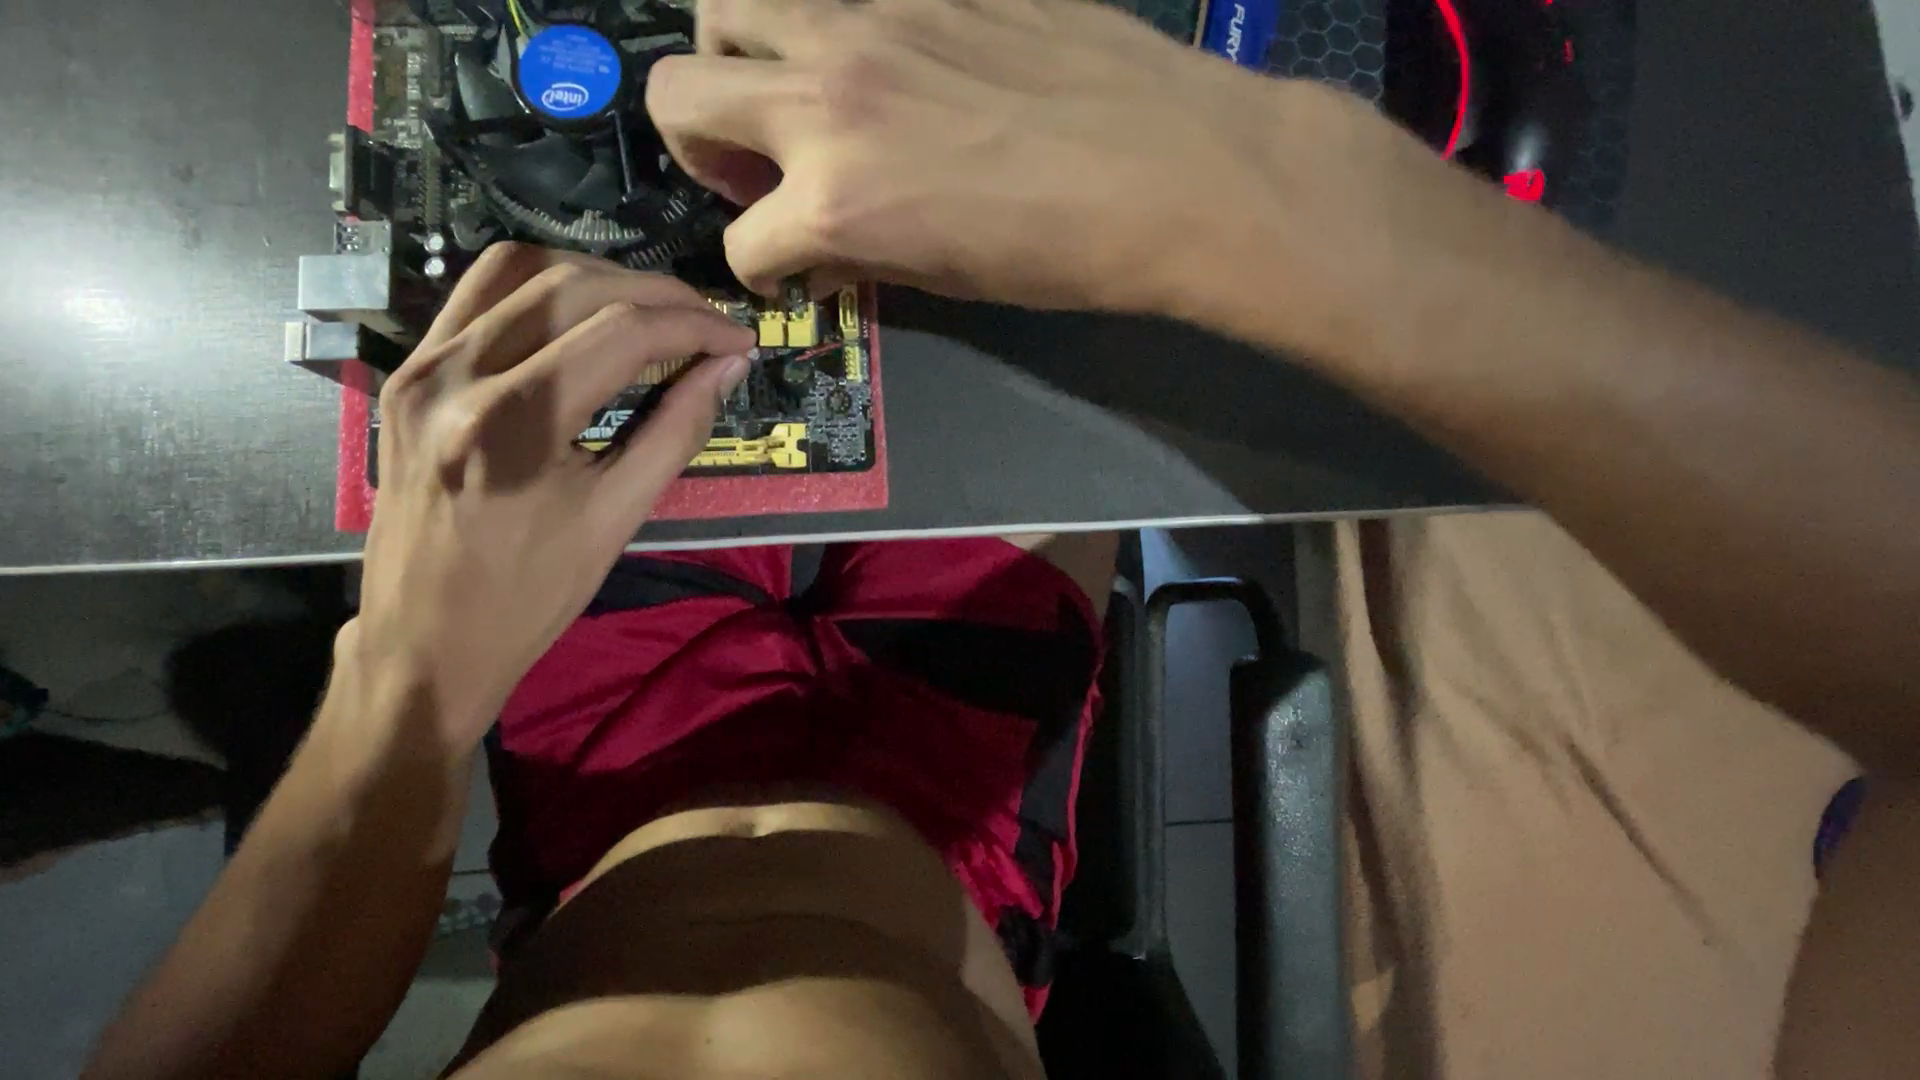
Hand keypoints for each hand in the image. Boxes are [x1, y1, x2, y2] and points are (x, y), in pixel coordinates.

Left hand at [342, 244, 754, 746]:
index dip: (695, 327)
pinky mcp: (409, 372)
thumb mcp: (618, 518)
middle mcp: (457, 374)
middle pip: (575, 287)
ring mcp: (422, 366)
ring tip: (655, 309)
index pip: (623, 333)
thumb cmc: (532, 594)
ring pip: (520, 271)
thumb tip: (728, 368)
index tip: (739, 342)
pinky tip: (584, 311)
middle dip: (659, 294)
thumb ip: (677, 430)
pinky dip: (543, 286)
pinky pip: (478, 294)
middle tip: (710, 323)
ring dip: (602, 277)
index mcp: (514, 422)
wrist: (427, 639)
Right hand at [646, 0, 1313, 311]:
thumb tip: (820, 255)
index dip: (760, 270)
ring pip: (731, 4)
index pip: (741, 243)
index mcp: (835, 200)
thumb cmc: (1066, 254)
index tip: (789, 271)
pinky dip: (824, 30)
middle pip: (678, 91)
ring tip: (787, 92)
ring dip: (736, 55)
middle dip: (700, 145)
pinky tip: (876, 62)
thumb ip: (862, 258)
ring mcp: (871, 21)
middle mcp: (827, 99)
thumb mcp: (948, 282)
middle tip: (756, 169)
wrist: (1174, 169)